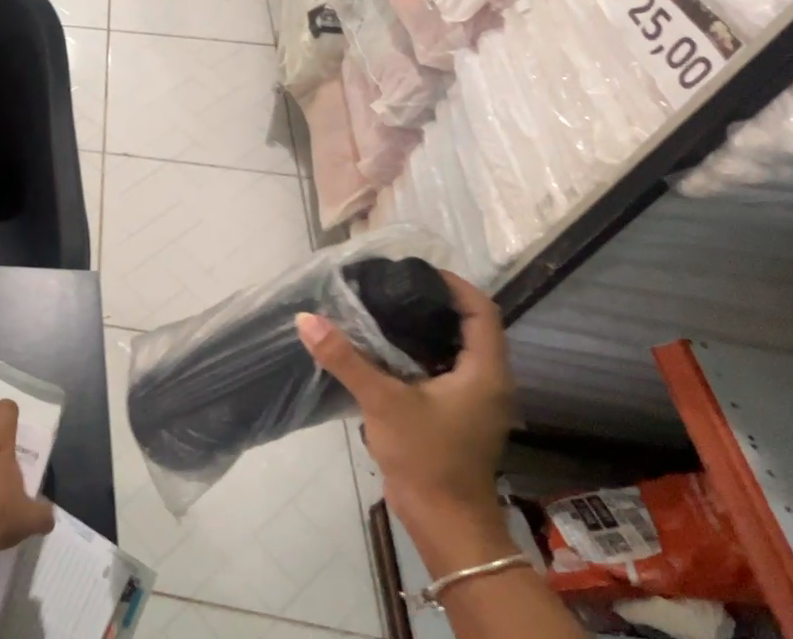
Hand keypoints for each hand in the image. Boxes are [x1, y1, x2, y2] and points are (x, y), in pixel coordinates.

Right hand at [296, 270, 517, 572]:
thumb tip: (306, 318)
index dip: (454, 285)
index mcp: (484, 373)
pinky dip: (416, 355)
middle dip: (433, 304)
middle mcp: (487, 383)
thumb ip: (345, 358)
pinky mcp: (455, 417)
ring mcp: (472, 403)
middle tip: (391, 286)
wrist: (443, 521)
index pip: (482, 312)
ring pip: (454, 352)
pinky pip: (441, 372)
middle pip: (469, 329)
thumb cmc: (426, 457)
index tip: (416, 271)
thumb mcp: (382, 402)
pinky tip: (382, 352)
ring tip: (381, 311)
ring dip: (423, 330)